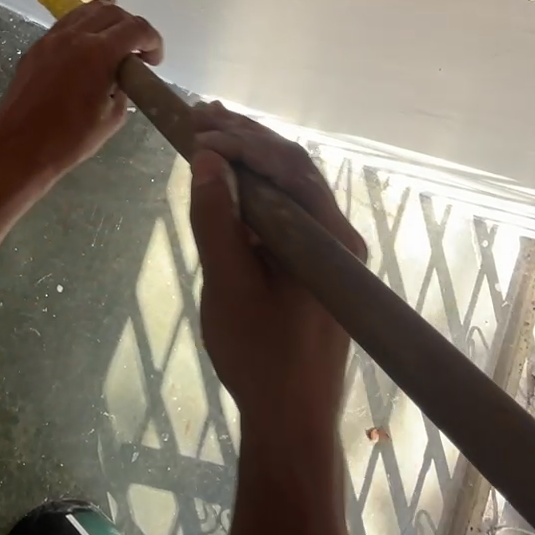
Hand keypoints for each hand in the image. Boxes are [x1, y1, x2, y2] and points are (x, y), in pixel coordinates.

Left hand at [0, 0, 162, 191]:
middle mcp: (75, 36)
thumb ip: (123, 88)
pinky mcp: (36, 47)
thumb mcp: (112, 117)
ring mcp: (52, 39)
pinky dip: (83, 24)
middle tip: (137, 49)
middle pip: (112, 12)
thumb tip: (121, 76)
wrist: (21, 147)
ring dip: (107, 18)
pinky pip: (66, 23)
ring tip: (116, 34)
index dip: (153, 40)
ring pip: (85, 11)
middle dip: (132, 26)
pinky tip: (88, 40)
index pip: (136, 28)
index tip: (154, 59)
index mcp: (98, 53)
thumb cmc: (70, 139)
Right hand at [190, 102, 366, 424]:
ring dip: (248, 156)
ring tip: (208, 129)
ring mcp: (325, 250)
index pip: (290, 167)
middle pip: (293, 168)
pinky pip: (282, 209)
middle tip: (199, 114)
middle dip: (245, 137)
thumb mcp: (228, 285)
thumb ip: (217, 221)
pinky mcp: (309, 263)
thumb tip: (204, 160)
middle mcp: (336, 237)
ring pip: (288, 185)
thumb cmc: (260, 355)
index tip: (198, 129)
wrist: (290, 420)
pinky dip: (251, 186)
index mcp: (329, 240)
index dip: (244, 140)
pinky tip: (224, 176)